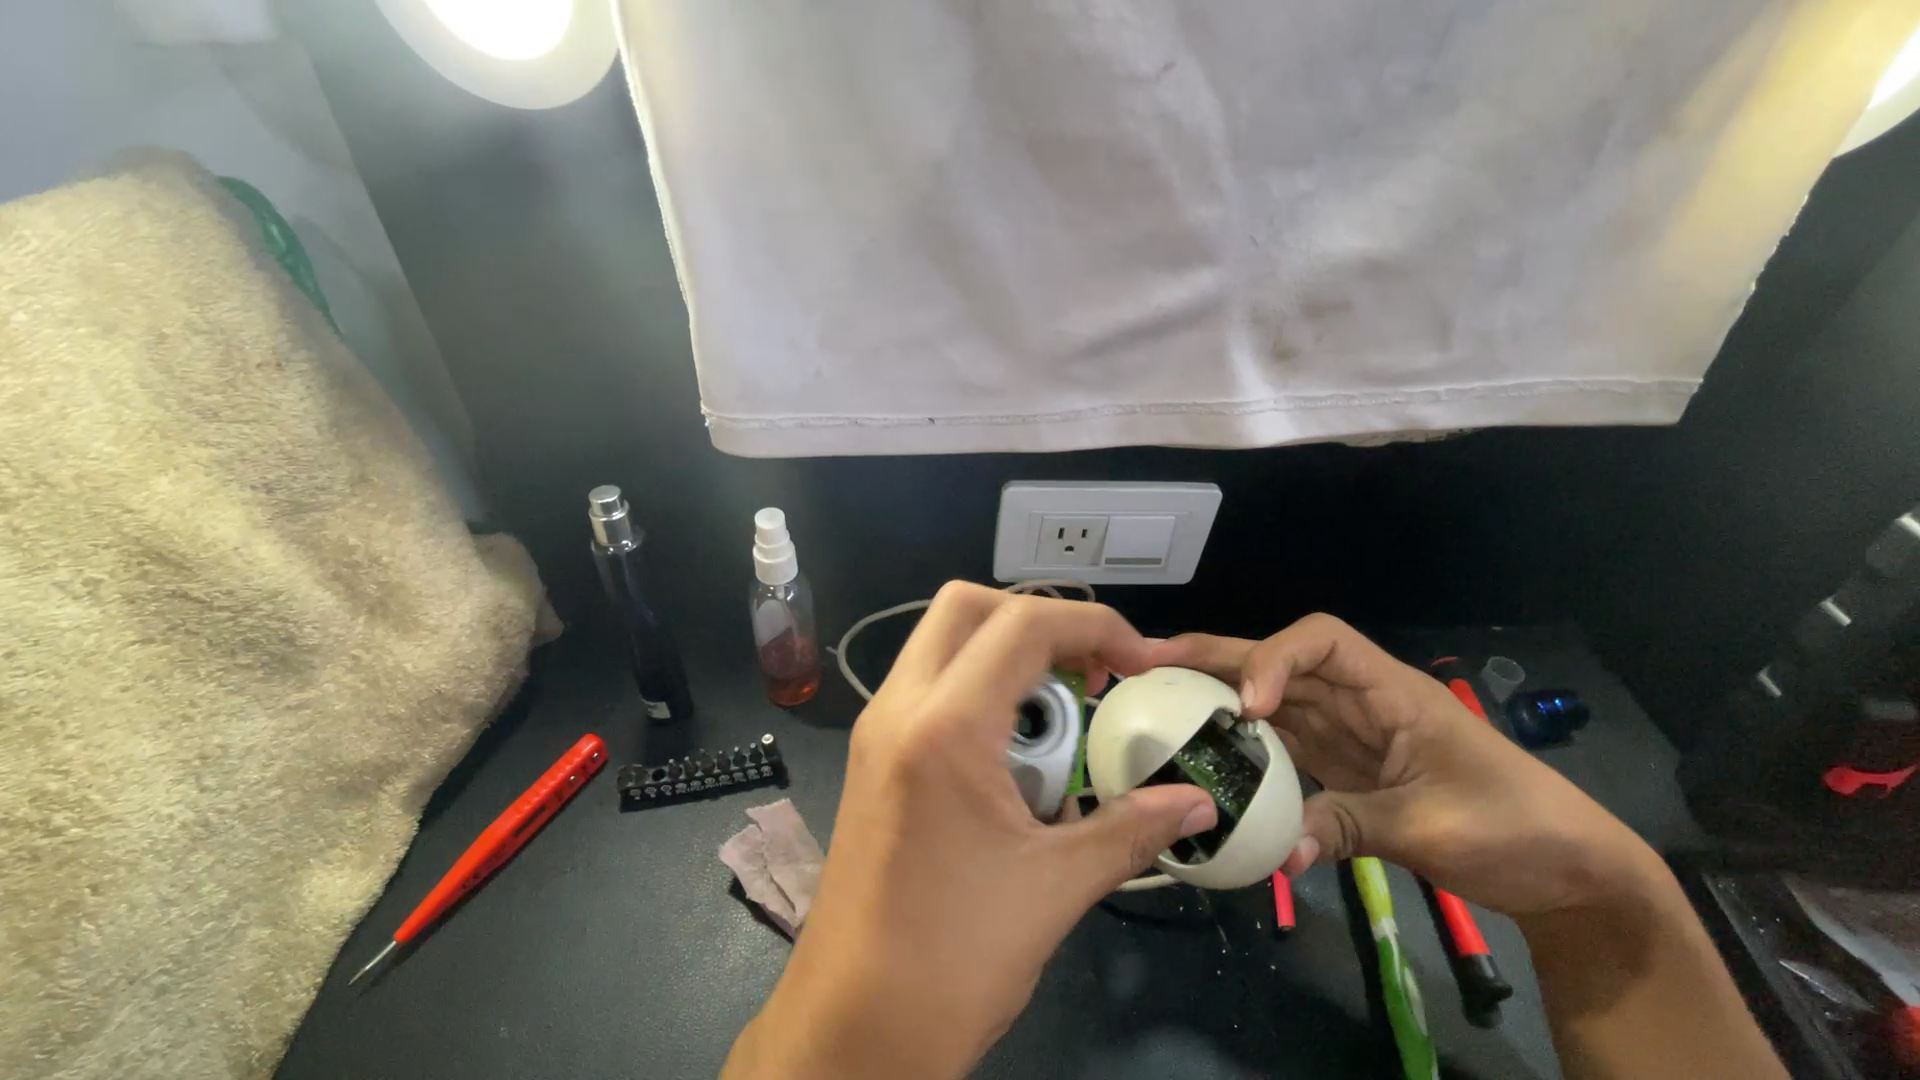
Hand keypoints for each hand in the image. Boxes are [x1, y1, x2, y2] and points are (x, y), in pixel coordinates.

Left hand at [723, 583, 1216, 1079]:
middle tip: (1091, 675)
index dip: (1095, 626)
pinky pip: (929, 688)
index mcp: (944, 726)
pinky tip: (1016, 758)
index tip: (1140, 663)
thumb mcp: (1054, 886)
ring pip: (942, 644)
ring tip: (1060, 722)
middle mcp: (899, 708)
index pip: (1023, 624)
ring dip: (1007, 658)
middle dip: (1040, 622)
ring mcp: (877, 731)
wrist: (852, 1027)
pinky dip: (978, 692)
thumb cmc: (954, 956)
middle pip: (967, 607)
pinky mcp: (872, 759)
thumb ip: (1131, 827)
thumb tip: (1196, 802)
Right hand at [1150, 615, 1659, 917]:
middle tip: (1149, 664)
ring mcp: (1348, 732)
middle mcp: (1360, 700)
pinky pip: (1281, 742)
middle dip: (1216, 658)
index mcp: (1391, 692)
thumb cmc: (1517, 828)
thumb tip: (1276, 854)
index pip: (1321, 641)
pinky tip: (1204, 752)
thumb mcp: (1431, 827)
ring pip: (1272, 697)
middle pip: (1280, 661)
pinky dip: (1241, 742)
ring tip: (1158, 700)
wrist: (1566, 870)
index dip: (1273, 658)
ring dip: (1216, 693)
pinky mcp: (1342, 765)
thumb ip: (1348, 828)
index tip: (1246, 705)